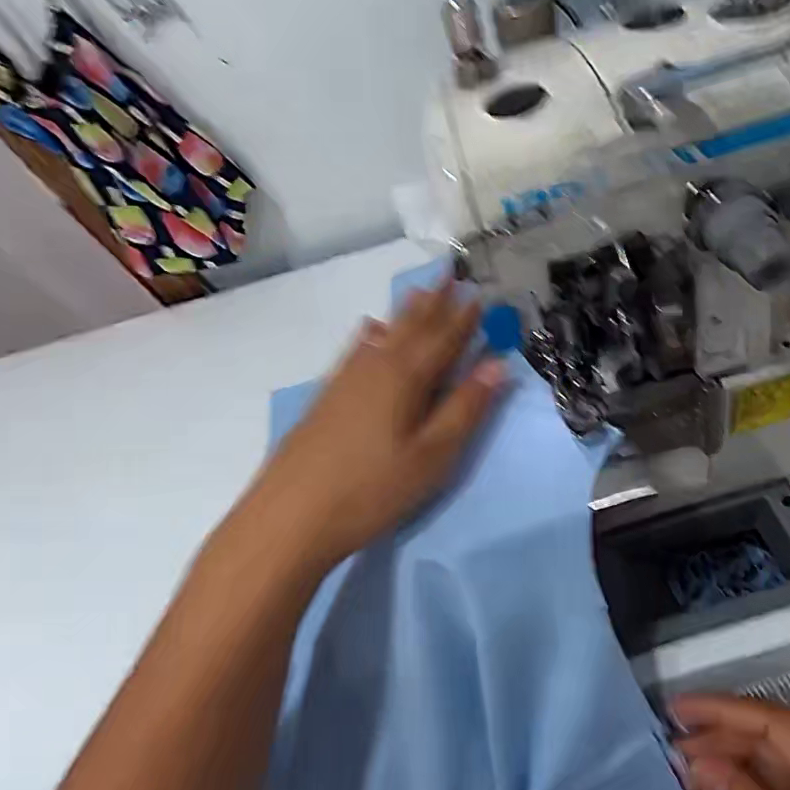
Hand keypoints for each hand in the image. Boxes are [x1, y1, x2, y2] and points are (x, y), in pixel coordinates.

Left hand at [252, 280, 505, 570]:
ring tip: (418, 291)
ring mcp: (346, 380)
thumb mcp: (432, 456)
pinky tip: (369, 332)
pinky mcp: (327, 396)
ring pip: (382, 334)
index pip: (444, 338)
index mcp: (406, 378)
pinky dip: (370, 335)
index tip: (480, 293)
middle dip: (434, 301)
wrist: (291, 516)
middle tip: (450, 273)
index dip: (465, 318)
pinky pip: (356, 350)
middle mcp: (375, 367)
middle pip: (411, 326)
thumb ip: (465, 409)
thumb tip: (497, 365)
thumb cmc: (372, 490)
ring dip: (404, 312)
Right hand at [672, 695, 789, 789]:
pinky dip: (767, 782)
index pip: (776, 723)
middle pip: (781, 734)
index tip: (673, 709)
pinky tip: (735, 785)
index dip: (720, 711)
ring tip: (693, 764)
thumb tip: (698, 765)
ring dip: (742, 759)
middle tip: (673, 750)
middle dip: (725, 738)